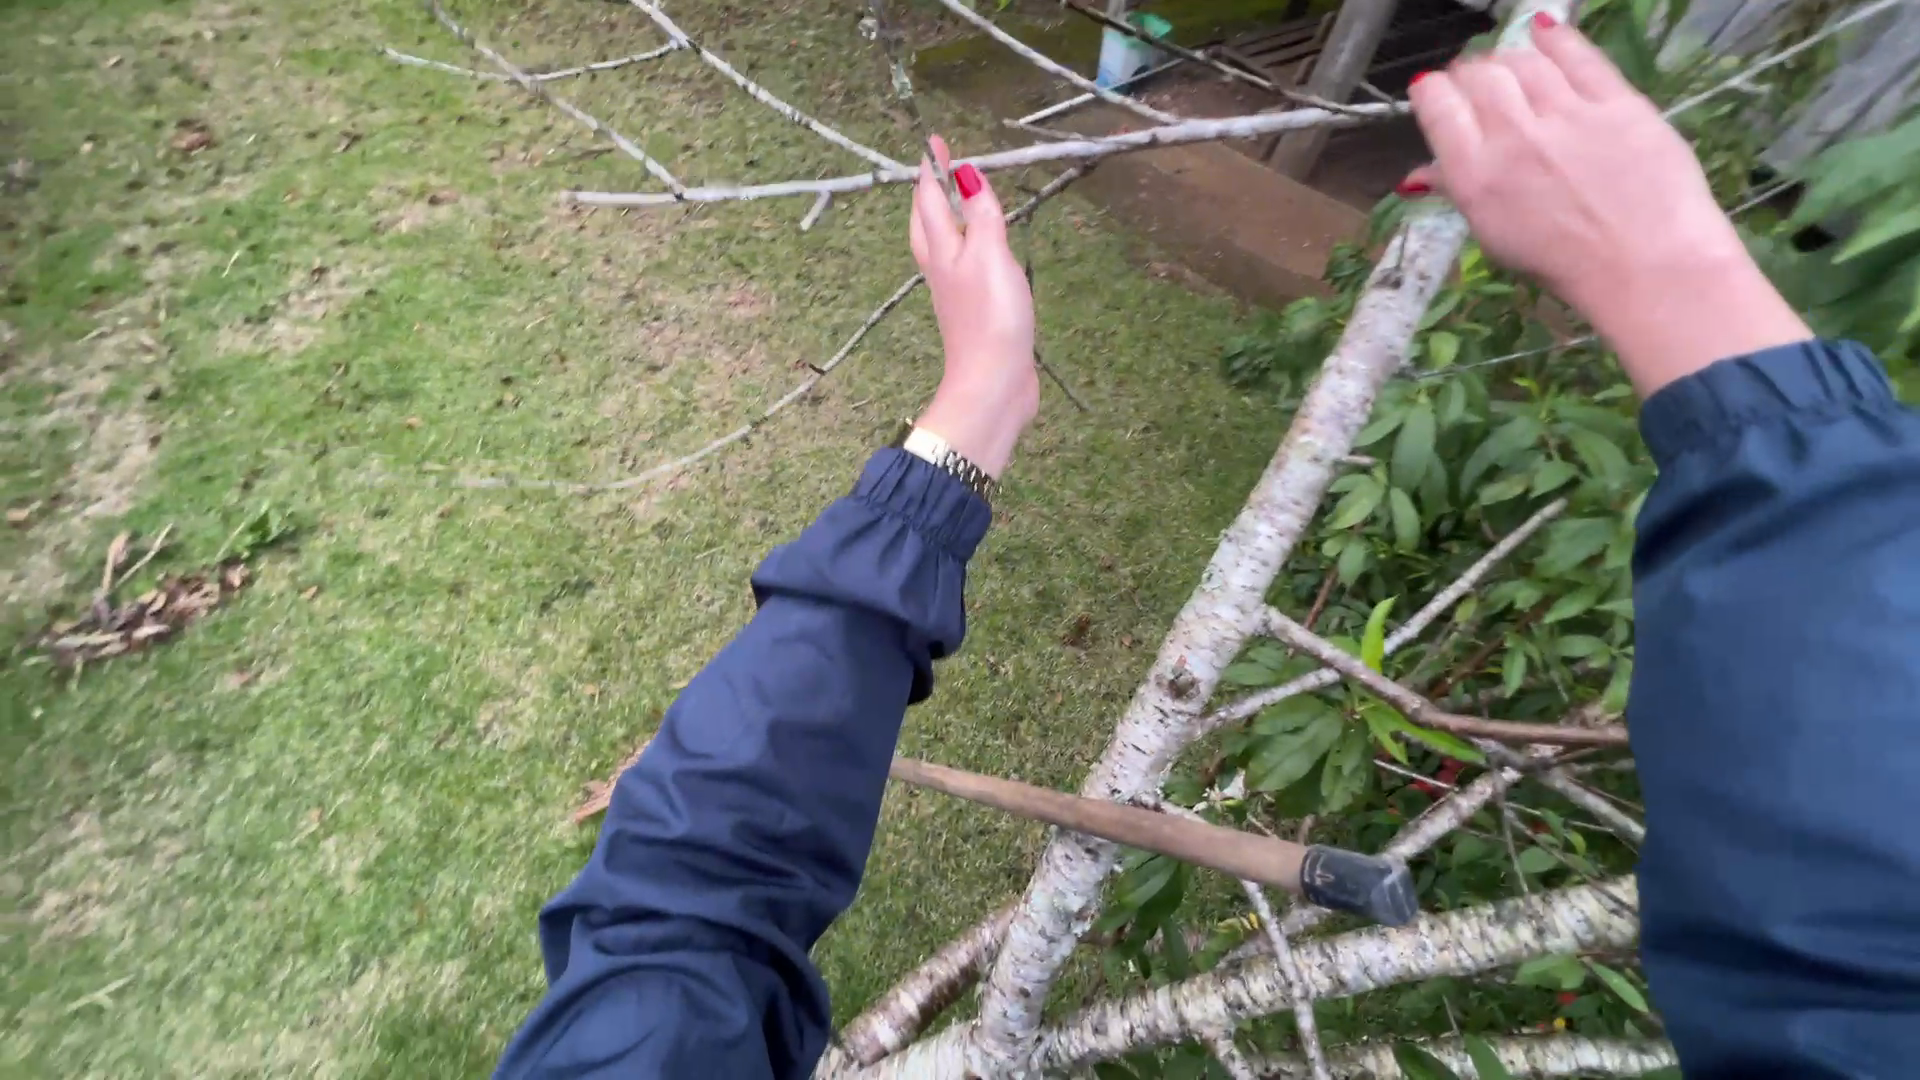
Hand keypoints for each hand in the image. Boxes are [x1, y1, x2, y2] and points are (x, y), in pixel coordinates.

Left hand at [909, 135, 1037, 478]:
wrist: (992, 383)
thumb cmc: (991, 317)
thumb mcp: (990, 256)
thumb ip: (981, 215)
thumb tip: (966, 175)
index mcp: (943, 252)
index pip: (930, 201)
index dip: (932, 170)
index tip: (934, 142)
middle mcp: (942, 272)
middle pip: (925, 227)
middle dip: (926, 197)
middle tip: (934, 173)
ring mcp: (956, 297)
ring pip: (941, 251)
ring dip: (943, 225)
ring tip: (952, 208)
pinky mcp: (975, 317)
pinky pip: (963, 274)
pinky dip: (966, 255)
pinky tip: (978, 259)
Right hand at [1403, 17, 1809, 396]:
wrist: (1638, 258)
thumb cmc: (1554, 257)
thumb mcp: (1489, 230)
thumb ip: (1456, 190)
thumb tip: (1417, 177)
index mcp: (1475, 175)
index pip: (1440, 109)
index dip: (1430, 93)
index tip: (1429, 91)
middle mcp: (1515, 136)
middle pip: (1482, 77)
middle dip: (1468, 72)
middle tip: (1467, 78)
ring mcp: (1567, 114)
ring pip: (1525, 62)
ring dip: (1506, 57)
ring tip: (1502, 63)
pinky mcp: (1616, 101)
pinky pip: (1579, 58)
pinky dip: (1556, 38)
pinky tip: (1543, 29)